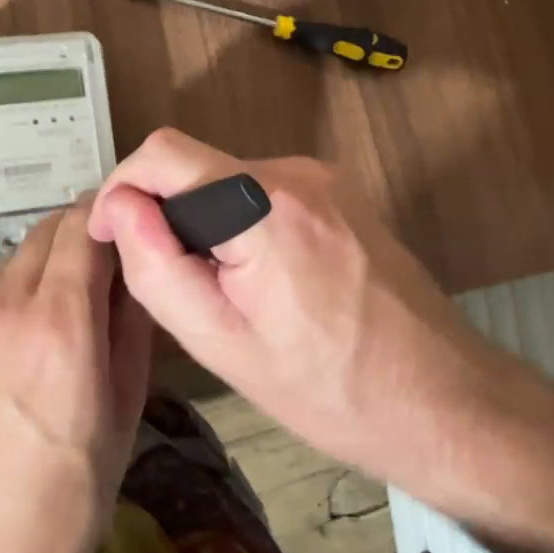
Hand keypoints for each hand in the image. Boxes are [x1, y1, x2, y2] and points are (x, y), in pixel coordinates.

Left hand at [0, 203, 151, 552]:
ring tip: (69, 306)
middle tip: (108, 262)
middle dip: (82, 234)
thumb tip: (135, 280)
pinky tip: (26, 340)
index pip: (84, 225)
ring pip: (15, 260)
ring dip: (47, 264)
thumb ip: (131, 333)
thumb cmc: (64, 501)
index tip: (132, 223)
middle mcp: (6, 307)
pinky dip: (15, 294)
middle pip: (47, 231)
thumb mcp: (122, 418)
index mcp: (61, 324)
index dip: (111, 214)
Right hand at [86, 129, 500, 503]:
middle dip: (168, 217)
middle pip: (195, 167)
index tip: (111, 238)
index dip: (121, 188)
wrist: (442, 400)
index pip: (162, 152)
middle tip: (179, 289)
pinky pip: (264, 193)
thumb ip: (157, 267)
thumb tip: (118, 207)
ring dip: (207, 225)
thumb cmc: (330, 388)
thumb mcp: (222, 343)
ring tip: (228, 297)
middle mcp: (297, 172)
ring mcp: (325, 178)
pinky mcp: (340, 193)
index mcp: (264, 204)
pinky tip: (264, 286)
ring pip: (227, 181)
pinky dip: (242, 226)